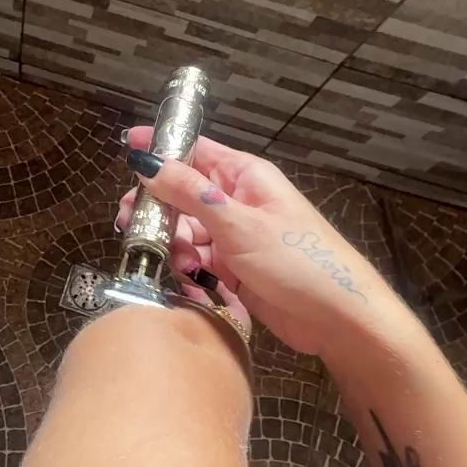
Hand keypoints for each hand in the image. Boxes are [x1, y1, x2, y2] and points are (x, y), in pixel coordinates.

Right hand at [113, 130, 399, 355]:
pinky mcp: (234, 268)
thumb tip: (146, 162)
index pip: (195, 150)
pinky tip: (190, 282)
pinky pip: (198, 260)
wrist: (338, 319)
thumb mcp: (238, 223)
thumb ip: (189, 193)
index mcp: (245, 176)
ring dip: (174, 245)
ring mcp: (235, 236)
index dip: (162, 147)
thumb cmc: (297, 260)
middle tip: (130, 222)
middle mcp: (237, 201)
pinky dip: (189, 270)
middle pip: (182, 194)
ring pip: (186, 230)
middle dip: (157, 208)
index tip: (128, 148)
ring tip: (176, 263)